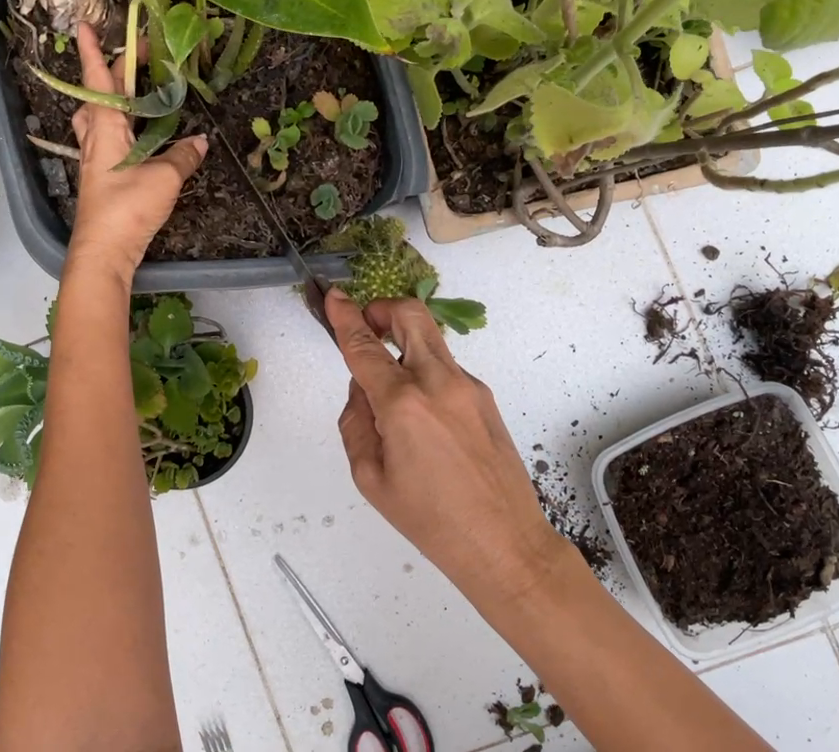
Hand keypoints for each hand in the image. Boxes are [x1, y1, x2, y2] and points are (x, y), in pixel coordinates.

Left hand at [66, 23, 206, 276]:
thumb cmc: (127, 210)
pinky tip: (137, 136)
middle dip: (111, 72)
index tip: (84, 26)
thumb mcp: (164, 178)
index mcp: (105, 130)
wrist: (103, 253)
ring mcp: (94, 162)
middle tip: (135, 58)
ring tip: (132, 92)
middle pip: (96, 97)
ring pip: (95, 120)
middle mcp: (94, 141)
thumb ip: (183, 156)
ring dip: (109, 101)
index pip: (99, 81)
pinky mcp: (100, 180)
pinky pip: (106, 142)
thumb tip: (200, 140)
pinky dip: (119, 128)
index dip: (92, 53)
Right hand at [328, 290, 577, 599]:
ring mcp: (468, 386)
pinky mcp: (485, 398)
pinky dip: (424, 375)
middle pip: (410, 315)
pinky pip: (445, 369)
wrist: (505, 543)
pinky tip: (422, 423)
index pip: (364, 345)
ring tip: (390, 393)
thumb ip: (356, 423)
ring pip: (430, 339)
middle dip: (382, 309)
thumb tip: (363, 391)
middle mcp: (438, 382)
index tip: (334, 295)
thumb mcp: (370, 477)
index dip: (344, 316)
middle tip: (365, 326)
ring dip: (403, 344)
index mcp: (403, 404)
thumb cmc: (430, 520)